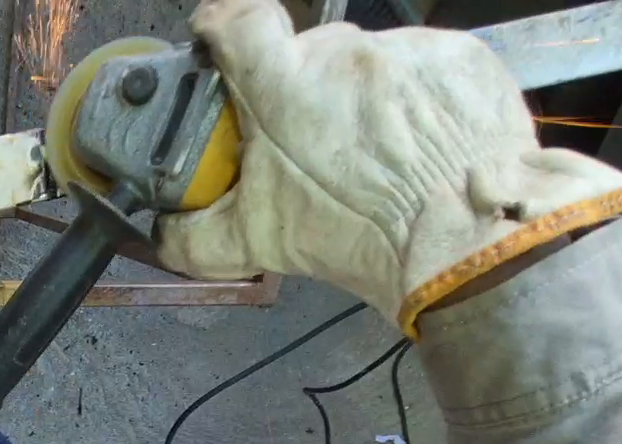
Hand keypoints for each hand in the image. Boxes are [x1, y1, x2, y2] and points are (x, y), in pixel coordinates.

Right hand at [155, 0, 621, 335]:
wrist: (456, 234)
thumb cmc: (349, 234)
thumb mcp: (252, 242)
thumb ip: (191, 235)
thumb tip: (160, 233)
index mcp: (285, 87)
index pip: (240, 23)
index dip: (220, 23)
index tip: (214, 32)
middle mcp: (345, 53)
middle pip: (305, 54)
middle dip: (296, 91)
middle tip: (299, 143)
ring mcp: (408, 49)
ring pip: (363, 64)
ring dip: (353, 99)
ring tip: (363, 155)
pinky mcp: (460, 56)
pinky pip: (417, 68)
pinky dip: (404, 101)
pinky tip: (405, 145)